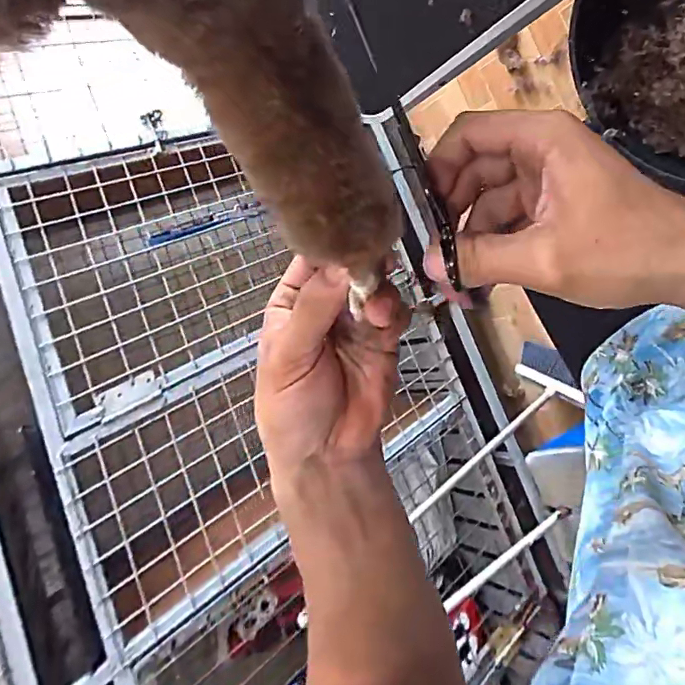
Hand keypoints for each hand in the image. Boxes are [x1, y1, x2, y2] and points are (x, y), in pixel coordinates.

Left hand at [255, 258, 406, 484]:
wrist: (329, 454)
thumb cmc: (291, 407)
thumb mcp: (288, 356)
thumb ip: (314, 308)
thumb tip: (341, 263)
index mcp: (292, 301)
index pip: (312, 259)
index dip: (332, 243)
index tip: (354, 230)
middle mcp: (326, 302)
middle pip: (351, 265)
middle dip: (364, 265)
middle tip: (376, 265)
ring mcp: (357, 318)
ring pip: (377, 283)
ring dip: (380, 292)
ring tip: (374, 315)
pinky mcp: (385, 334)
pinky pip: (396, 309)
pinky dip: (394, 311)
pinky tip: (384, 324)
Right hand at [424, 109, 684, 311]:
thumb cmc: (623, 250)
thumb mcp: (544, 258)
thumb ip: (480, 258)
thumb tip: (430, 264)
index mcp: (542, 138)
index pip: (468, 134)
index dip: (437, 170)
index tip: (421, 213)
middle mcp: (546, 146)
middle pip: (479, 166)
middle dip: (455, 211)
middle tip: (436, 256)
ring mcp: (557, 174)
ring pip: (497, 195)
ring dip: (477, 233)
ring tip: (459, 279)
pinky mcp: (566, 200)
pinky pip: (520, 212)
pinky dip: (503, 239)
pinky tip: (487, 274)